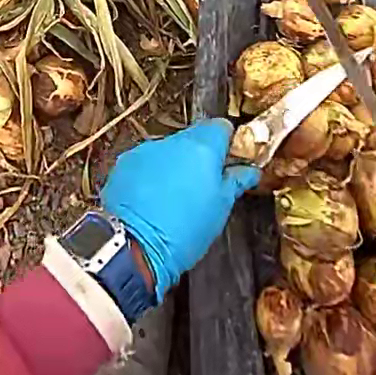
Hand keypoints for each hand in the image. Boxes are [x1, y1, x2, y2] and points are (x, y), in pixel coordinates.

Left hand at [102, 118, 260, 301]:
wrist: (131, 248)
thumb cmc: (183, 230)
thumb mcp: (220, 208)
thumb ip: (236, 182)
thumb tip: (250, 170)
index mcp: (202, 146)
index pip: (222, 127)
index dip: (227, 144)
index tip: (229, 164)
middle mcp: (174, 141)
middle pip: (195, 138)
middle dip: (201, 157)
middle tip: (204, 188)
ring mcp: (147, 150)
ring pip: (170, 150)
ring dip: (176, 166)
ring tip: (175, 199)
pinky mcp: (125, 163)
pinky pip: (146, 162)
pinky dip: (152, 175)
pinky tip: (152, 201)